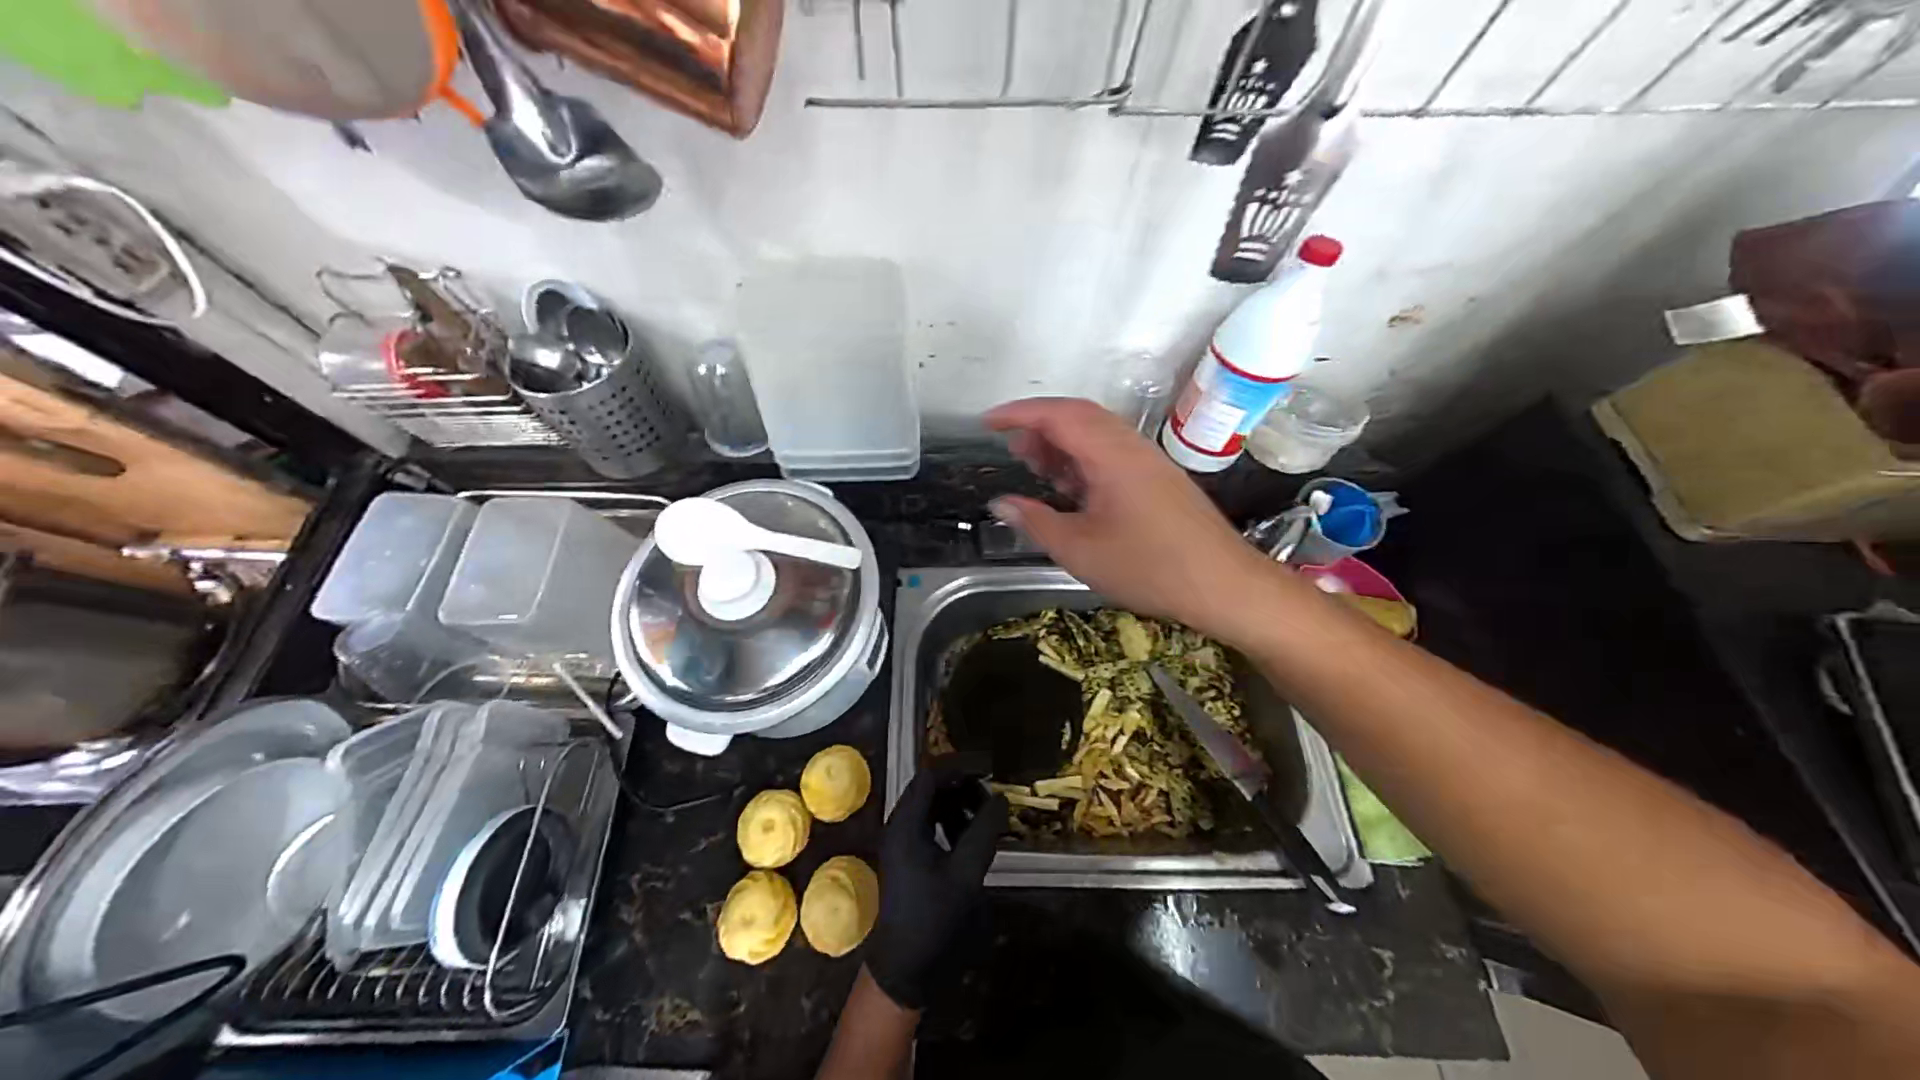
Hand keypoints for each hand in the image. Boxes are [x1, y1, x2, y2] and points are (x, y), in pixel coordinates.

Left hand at [865, 765, 1007, 1009]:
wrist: (906, 966)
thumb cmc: (933, 917)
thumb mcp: (966, 874)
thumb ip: (983, 832)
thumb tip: (1001, 798)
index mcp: (905, 824)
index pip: (930, 776)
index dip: (960, 767)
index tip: (990, 769)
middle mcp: (899, 826)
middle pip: (930, 788)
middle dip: (962, 786)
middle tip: (992, 794)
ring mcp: (902, 841)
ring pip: (932, 806)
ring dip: (959, 804)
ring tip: (987, 816)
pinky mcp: (909, 857)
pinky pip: (931, 825)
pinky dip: (952, 822)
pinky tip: (973, 836)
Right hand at [984, 397, 1296, 648]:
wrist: (1225, 586)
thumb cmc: (1150, 568)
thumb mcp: (1079, 550)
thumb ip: (1034, 522)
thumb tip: (1001, 504)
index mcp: (1111, 455)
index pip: (1058, 415)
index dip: (1018, 414)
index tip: (988, 422)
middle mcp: (1132, 448)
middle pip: (1079, 418)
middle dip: (1039, 428)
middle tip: (1011, 449)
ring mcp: (1149, 463)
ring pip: (1097, 436)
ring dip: (1062, 445)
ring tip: (1035, 468)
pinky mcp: (1158, 481)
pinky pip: (1112, 455)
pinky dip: (1083, 462)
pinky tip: (1071, 490)